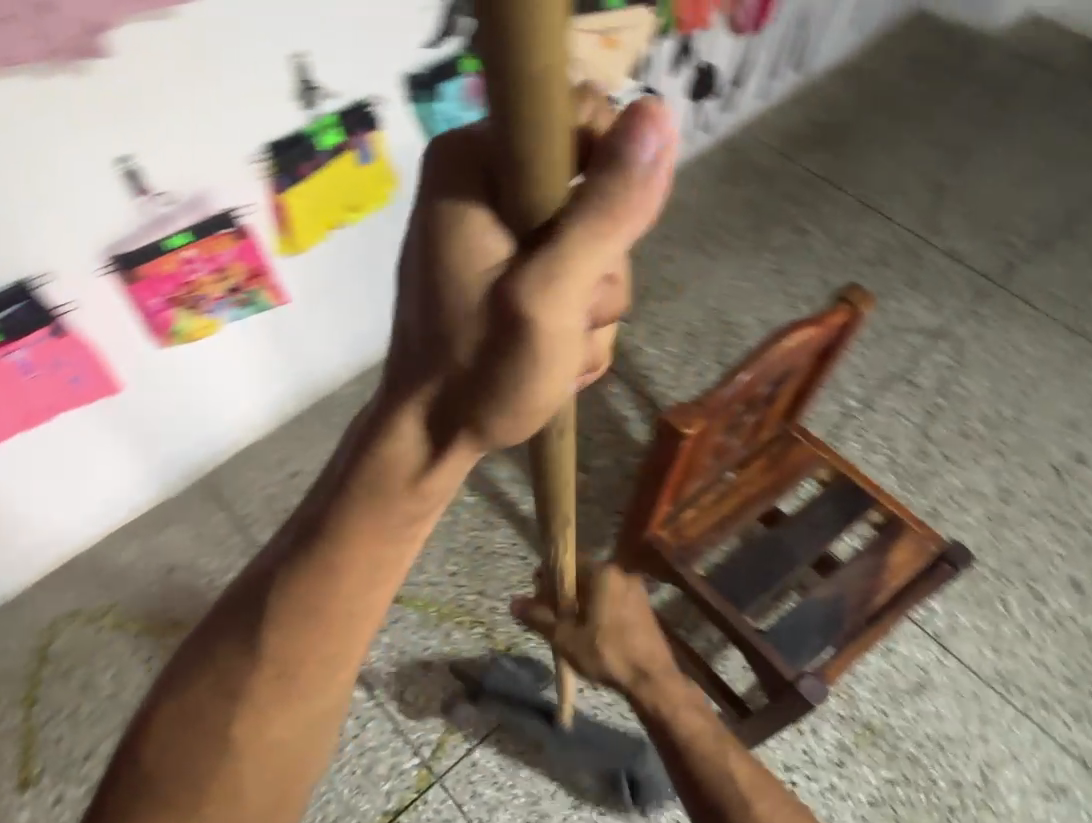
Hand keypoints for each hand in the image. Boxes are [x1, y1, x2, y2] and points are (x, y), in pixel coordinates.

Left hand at [382, 88, 677, 456]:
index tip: (603, 248)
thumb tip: (660, 114)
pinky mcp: (510, 274)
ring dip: (590, 311)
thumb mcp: (549, 296)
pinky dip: (574, 326)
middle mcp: (483, 184)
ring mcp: (499, 234)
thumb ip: (606, 212)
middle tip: (564, 320)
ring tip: (555, 352)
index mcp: (472, 162)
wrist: (432, 439)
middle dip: (598, 270)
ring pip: (594, 248)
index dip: (613, 179)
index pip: (579, 120)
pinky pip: (576, 282)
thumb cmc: (478, 372)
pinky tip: (553, 359)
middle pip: (595, 194)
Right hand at [512, 562, 681, 695]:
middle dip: (562, 593)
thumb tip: (513, 602)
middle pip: (583, 575)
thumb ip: (539, 617)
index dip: (548, 579)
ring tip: (568, 629)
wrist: (652, 680)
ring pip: (598, 589)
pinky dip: (598, 610)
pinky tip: (591, 633)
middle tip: (550, 618)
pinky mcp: (644, 608)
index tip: (538, 600)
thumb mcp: (565, 638)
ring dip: (580, 603)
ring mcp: (636, 591)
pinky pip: (613, 600)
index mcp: (603, 574)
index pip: (567, 562)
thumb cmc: (607, 654)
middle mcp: (622, 574)